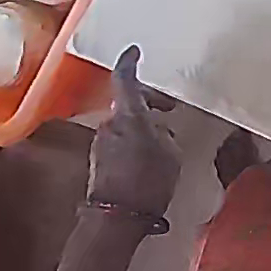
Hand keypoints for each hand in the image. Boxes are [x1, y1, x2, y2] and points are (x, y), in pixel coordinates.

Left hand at [87, 45, 181, 216]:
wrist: (117, 218)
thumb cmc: (150, 182)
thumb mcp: (171, 155)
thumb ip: (164, 135)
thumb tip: (158, 131)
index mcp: (130, 118)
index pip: (126, 81)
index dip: (130, 63)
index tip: (135, 52)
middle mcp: (110, 125)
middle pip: (128, 102)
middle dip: (149, 100)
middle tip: (169, 108)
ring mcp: (102, 142)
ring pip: (124, 121)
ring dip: (142, 122)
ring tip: (164, 137)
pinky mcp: (99, 158)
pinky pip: (120, 138)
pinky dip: (134, 138)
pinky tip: (151, 153)